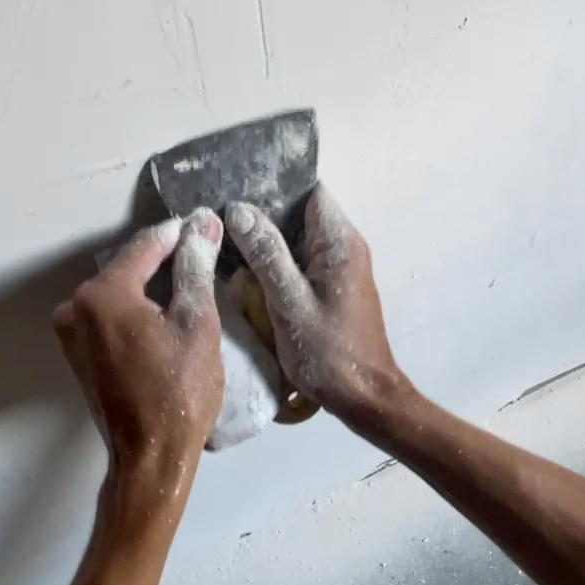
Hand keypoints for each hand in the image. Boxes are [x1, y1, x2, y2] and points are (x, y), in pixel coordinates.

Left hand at [54, 209, 224, 540]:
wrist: (150, 458)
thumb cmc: (179, 392)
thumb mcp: (196, 323)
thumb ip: (195, 268)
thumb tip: (203, 227)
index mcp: (103, 294)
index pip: (147, 246)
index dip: (180, 234)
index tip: (207, 226)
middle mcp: (75, 306)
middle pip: (128, 268)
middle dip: (164, 262)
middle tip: (204, 261)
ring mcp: (70, 332)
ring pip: (118, 292)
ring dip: (150, 288)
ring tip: (190, 293)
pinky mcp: (76, 353)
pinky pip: (109, 316)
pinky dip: (135, 312)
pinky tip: (164, 322)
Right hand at [223, 187, 405, 420]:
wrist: (364, 397)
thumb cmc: (329, 352)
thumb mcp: (289, 302)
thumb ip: (266, 254)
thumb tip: (239, 209)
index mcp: (340, 242)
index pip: (310, 191)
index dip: (274, 187)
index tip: (236, 192)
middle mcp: (345, 247)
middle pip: (302, 212)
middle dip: (264, 213)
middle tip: (220, 219)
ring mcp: (340, 268)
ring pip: (298, 238)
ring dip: (267, 240)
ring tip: (225, 241)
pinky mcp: (332, 288)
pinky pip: (301, 262)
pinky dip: (276, 263)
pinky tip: (247, 272)